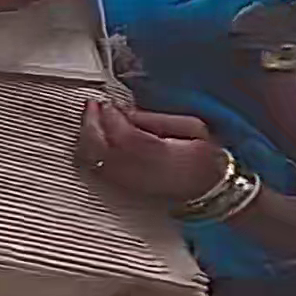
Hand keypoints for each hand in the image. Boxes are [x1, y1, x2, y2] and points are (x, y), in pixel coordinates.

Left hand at [79, 100, 227, 203]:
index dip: (108, 114)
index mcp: (155, 152)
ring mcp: (123, 181)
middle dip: (91, 120)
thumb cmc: (204, 158)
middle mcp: (133, 168)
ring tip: (90, 119)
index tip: (107, 103)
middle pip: (97, 142)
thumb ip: (156, 118)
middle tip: (92, 106)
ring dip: (86, 135)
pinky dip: (87, 151)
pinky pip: (92, 167)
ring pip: (90, 155)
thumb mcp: (193, 128)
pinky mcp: (117, 188)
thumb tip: (126, 111)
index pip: (119, 130)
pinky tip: (91, 139)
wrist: (210, 192)